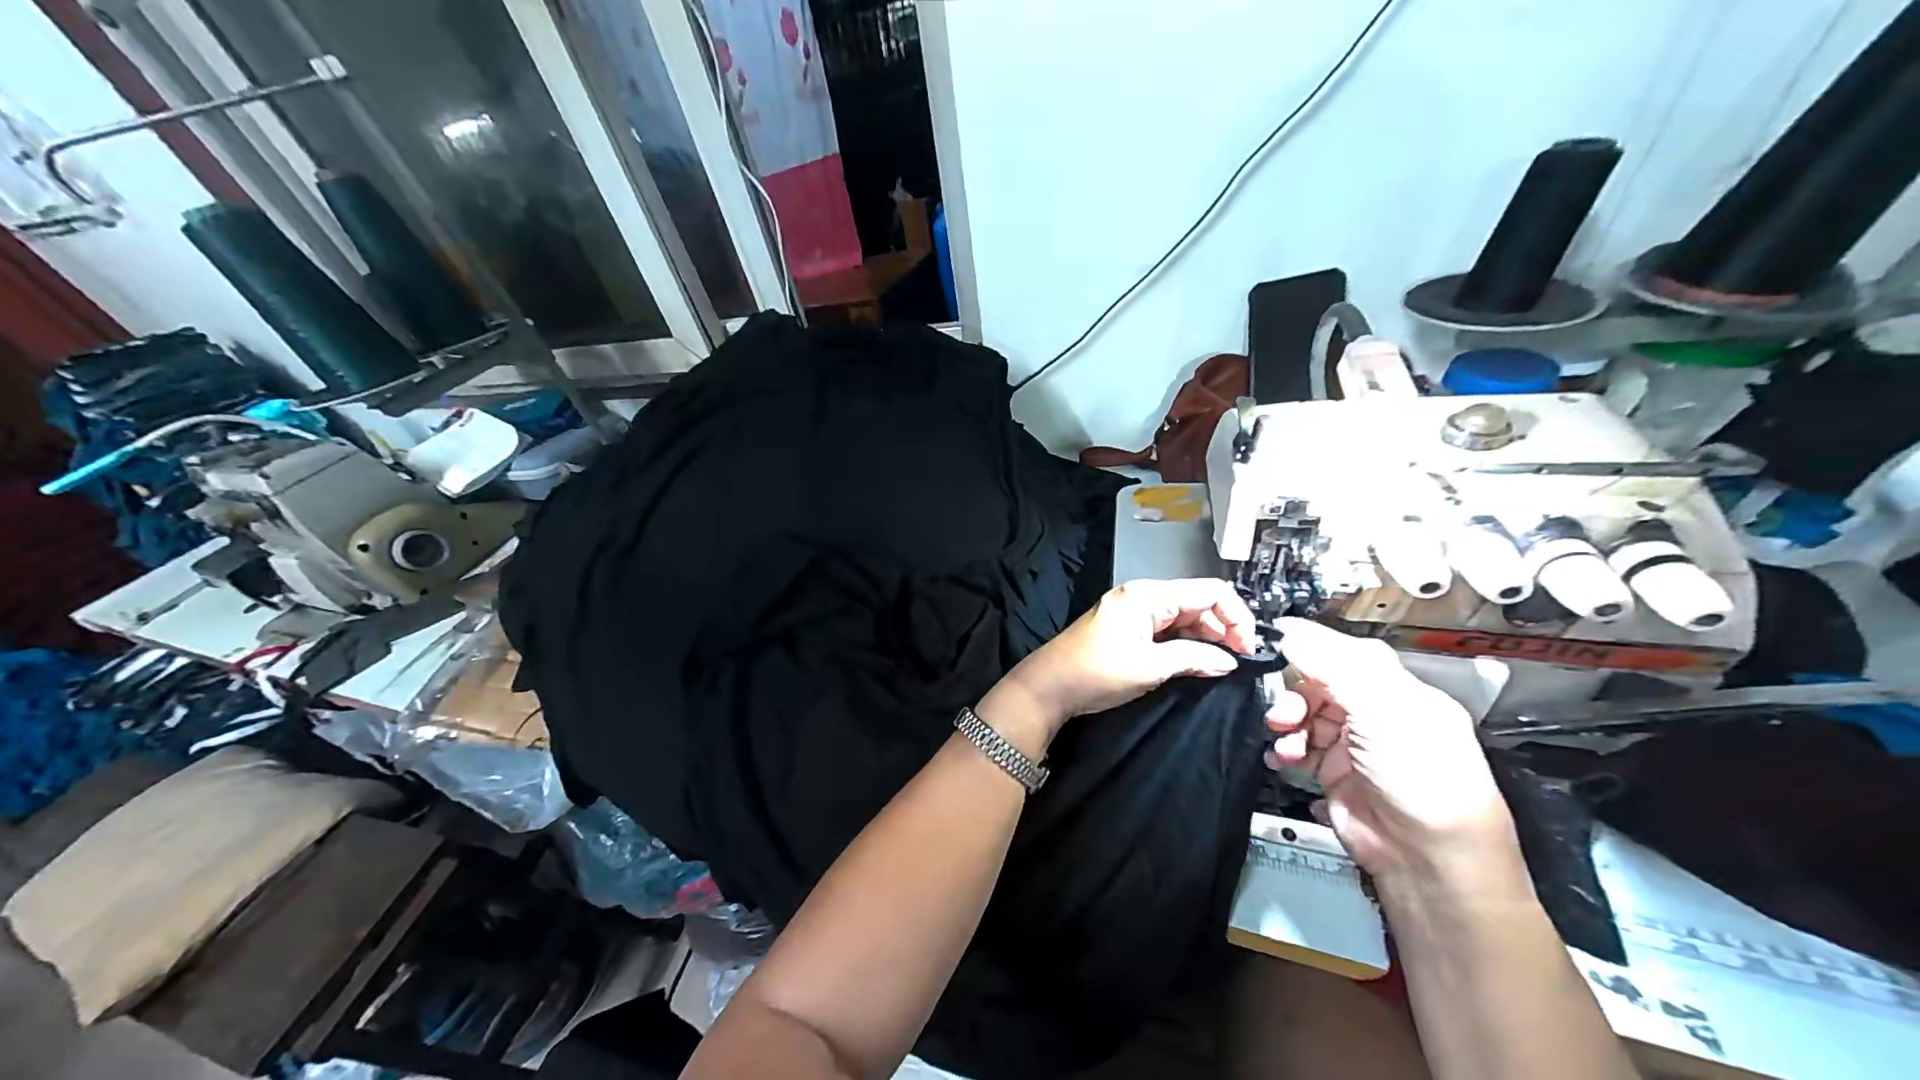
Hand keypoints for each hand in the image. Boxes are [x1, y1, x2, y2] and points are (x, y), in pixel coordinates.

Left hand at [980, 578, 1274, 748]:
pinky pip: (1168, 628)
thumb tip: (1228, 660)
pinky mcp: (1128, 627)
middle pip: (1198, 602)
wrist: (1048, 687)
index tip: (1248, 648)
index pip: (1210, 591)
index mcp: (1148, 594)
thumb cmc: (1095, 673)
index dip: (1236, 616)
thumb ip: (1193, 657)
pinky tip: (1196, 662)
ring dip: (1206, 638)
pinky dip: (1186, 643)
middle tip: (1237, 662)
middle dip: (1223, 628)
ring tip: (1220, 666)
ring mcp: (1134, 611)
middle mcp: (1143, 595)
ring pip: (1185, 616)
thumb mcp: (1150, 666)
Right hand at [1263, 618, 1518, 886]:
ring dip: (1286, 724)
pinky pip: (1297, 749)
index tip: (1275, 646)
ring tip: (1285, 742)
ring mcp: (1354, 745)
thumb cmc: (1425, 781)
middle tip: (1284, 712)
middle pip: (1317, 685)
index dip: (1310, 650)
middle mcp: (1374, 714)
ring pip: (1303, 716)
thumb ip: (1333, 667)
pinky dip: (1284, 751)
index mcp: (1395, 690)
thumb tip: (1293, 634)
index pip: (1343, 654)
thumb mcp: (1380, 709)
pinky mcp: (1334, 774)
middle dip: (1293, 694)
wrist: (1428, 857)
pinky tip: (1282, 758)